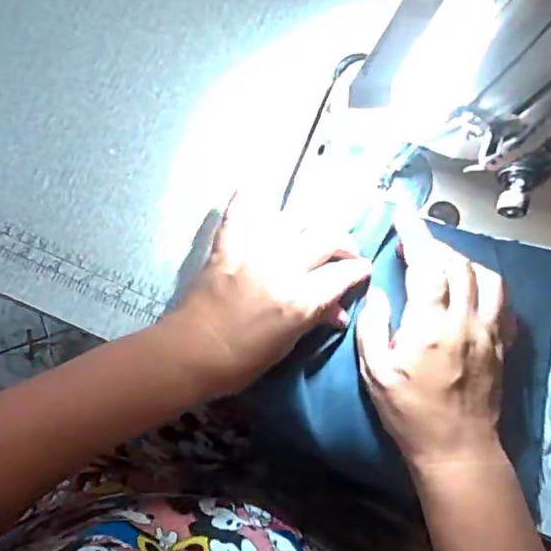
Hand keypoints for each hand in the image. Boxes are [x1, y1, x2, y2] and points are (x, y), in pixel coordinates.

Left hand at [161, 198, 372, 397]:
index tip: (361, 270)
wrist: (188, 355)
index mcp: (300, 299)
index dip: (358, 271)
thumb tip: (337, 311)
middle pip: (324, 239)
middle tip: (344, 251)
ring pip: (290, 221)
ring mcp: (251, 255)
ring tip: (308, 233)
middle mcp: (281, 269)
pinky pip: (236, 218)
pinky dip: (243, 202)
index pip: (343, 274)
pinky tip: (249, 187)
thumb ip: (312, 319)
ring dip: (305, 225)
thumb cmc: (239, 362)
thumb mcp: (285, 345)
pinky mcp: (224, 250)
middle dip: (342, 243)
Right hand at [356, 207, 510, 472]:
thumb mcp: (375, 373)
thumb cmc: (408, 411)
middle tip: (411, 242)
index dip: (415, 234)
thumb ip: (374, 328)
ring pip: (486, 277)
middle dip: (434, 245)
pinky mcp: (503, 344)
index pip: (427, 266)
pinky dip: (485, 283)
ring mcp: (490, 332)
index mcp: (431, 327)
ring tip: (439, 262)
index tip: (402, 213)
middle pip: (458, 265)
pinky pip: (502, 300)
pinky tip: (469, 288)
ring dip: (461, 260)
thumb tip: (381, 294)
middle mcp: (467, 322)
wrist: (457, 446)